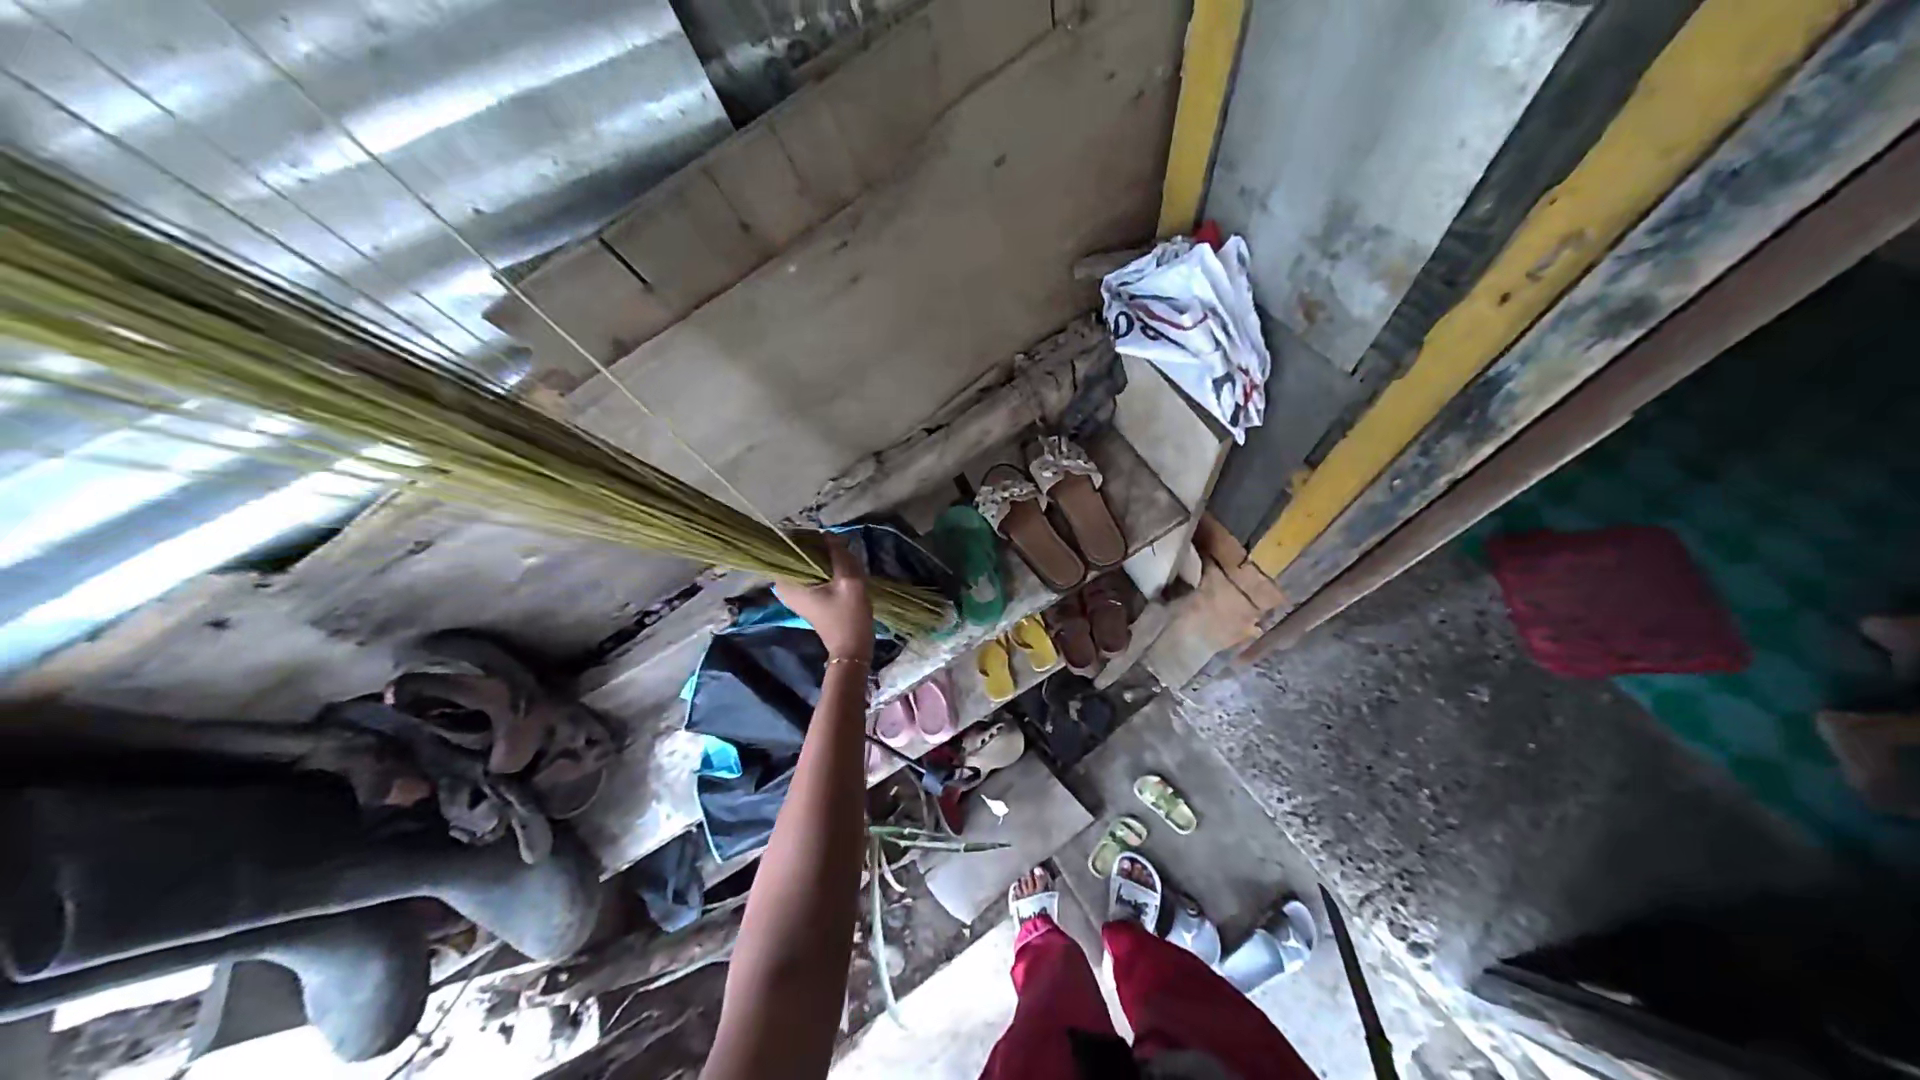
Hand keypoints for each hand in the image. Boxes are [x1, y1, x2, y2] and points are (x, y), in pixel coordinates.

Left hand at [775, 535, 873, 662]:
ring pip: (805, 561)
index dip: (808, 536)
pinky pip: (810, 571)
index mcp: (786, 581)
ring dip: (823, 557)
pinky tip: (839, 568)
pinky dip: (823, 567)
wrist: (851, 648)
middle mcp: (783, 585)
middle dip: (817, 546)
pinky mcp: (803, 596)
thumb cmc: (848, 616)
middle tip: (839, 548)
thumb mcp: (849, 580)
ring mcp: (792, 591)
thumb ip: (838, 553)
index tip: (828, 538)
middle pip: (796, 553)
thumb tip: (828, 535)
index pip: (787, 545)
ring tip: (841, 557)